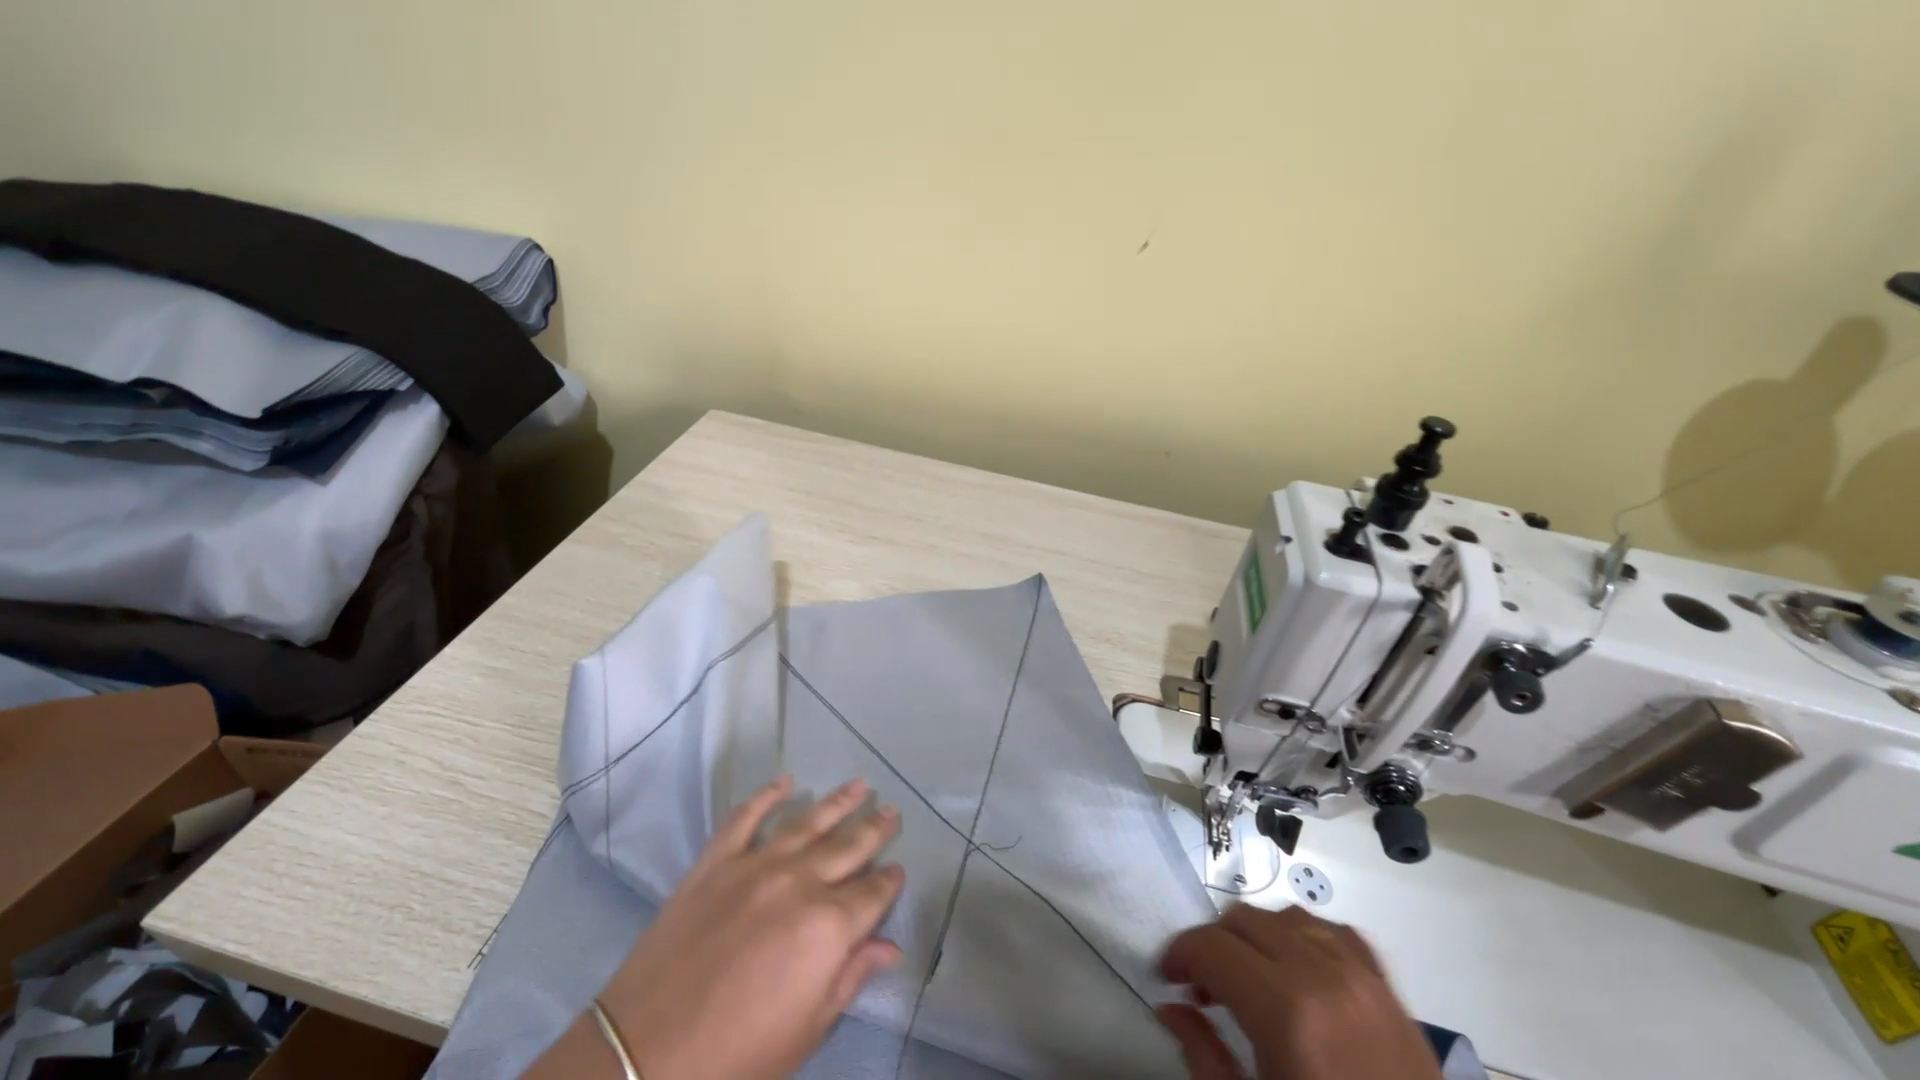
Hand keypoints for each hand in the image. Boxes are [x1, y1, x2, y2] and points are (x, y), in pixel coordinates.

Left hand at [533, 775, 904, 1079]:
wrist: (649, 1050)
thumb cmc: (740, 1052)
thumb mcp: (810, 1027)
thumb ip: (851, 976)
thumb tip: (889, 946)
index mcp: (830, 927)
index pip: (873, 893)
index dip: (890, 882)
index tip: (899, 870)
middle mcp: (800, 883)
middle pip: (848, 848)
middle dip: (874, 829)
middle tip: (891, 810)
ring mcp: (754, 867)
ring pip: (806, 823)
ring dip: (836, 803)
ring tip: (858, 785)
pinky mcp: (714, 863)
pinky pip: (744, 819)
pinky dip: (766, 797)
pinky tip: (785, 782)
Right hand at [1155, 905, 1440, 1079]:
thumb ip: (1203, 1055)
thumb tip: (1172, 1008)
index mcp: (1284, 1010)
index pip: (1210, 946)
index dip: (1178, 955)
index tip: (1168, 981)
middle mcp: (1322, 976)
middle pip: (1245, 919)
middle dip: (1213, 943)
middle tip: (1202, 987)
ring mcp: (1362, 978)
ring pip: (1289, 916)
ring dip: (1257, 936)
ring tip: (1249, 979)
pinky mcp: (1390, 990)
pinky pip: (1337, 932)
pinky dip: (1306, 937)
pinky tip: (1298, 972)